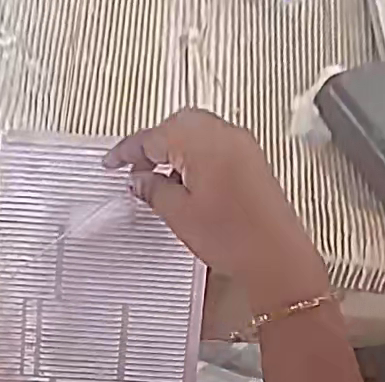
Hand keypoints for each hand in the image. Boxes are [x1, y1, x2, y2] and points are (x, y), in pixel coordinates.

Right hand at [104, 109, 330, 312]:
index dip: (128, 150)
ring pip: (195, 134)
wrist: (272, 253)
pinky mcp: (248, 159)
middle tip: (132, 172)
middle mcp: (223, 134)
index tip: (112, 162)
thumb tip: (139, 180)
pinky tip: (183, 184)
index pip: (153, 136)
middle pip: (176, 126)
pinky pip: (212, 145)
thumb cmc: (233, 235)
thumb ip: (154, 191)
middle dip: (150, 146)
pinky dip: (192, 157)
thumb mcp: (179, 215)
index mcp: (201, 142)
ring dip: (171, 152)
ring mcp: (240, 144)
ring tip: (156, 182)